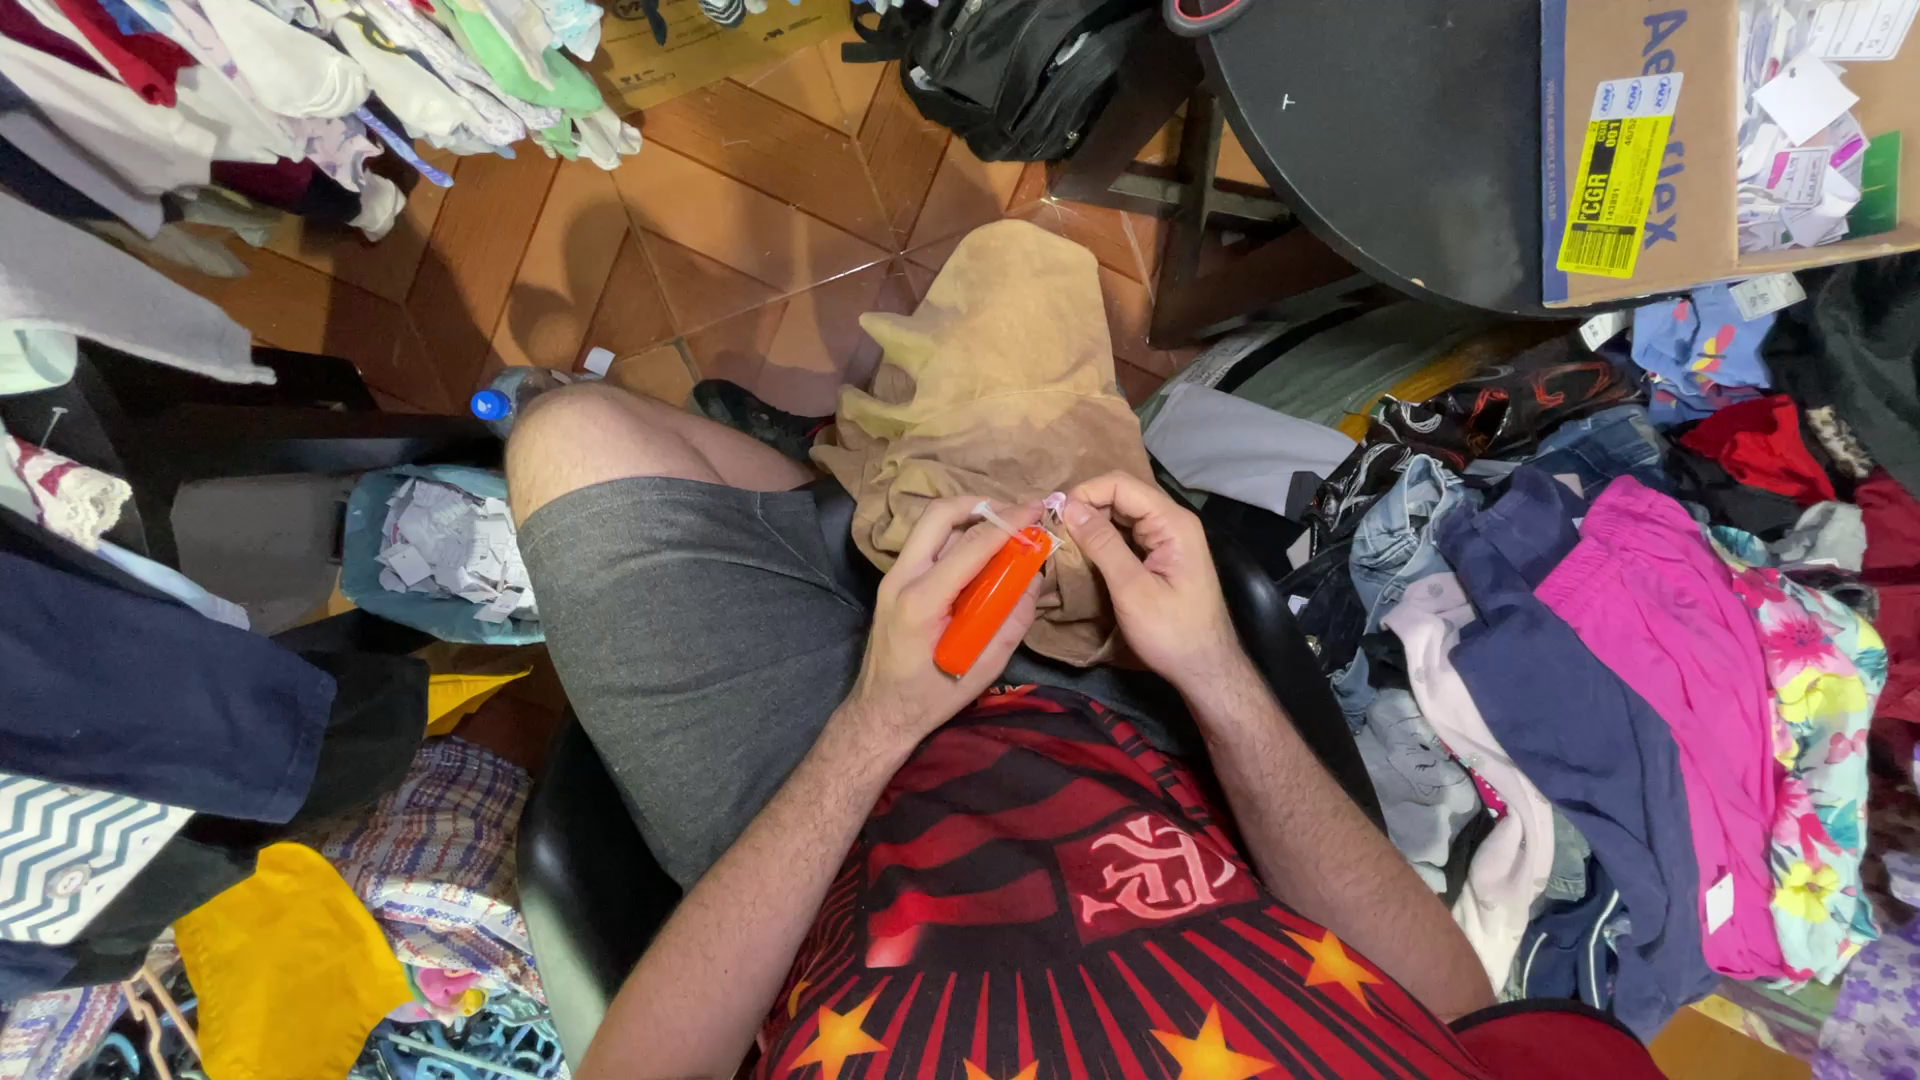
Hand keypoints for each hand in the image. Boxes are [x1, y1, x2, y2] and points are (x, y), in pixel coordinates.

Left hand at [842, 497, 1042, 750]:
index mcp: (921, 601)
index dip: (1008, 523)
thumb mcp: (985, 667)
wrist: (881, 712)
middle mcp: (901, 578)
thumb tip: (1033, 578)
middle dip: (981, 504)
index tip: (1036, 510)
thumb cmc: (931, 698)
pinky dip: (956, 538)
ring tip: (1004, 530)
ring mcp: (892, 577)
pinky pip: (927, 544)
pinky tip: (981, 554)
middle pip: (938, 515)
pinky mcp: (894, 582)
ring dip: (968, 519)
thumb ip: (1013, 620)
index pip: (970, 546)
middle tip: (1015, 513)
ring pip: (931, 526)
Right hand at [1060, 472, 1243, 694]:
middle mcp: (1172, 521)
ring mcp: (1168, 537)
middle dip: (1086, 505)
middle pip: (1122, 494)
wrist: (1204, 668)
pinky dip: (1103, 537)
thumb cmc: (1171, 632)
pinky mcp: (1160, 554)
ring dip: (1092, 521)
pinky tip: (1084, 551)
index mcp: (1172, 523)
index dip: (1085, 493)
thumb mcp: (1131, 589)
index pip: (1121, 484)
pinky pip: (1127, 532)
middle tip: (1055, 528)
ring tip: (1064, 539)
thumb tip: (1070, 507)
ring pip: (1122, 512)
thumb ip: (1102, 544)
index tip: (1056, 516)